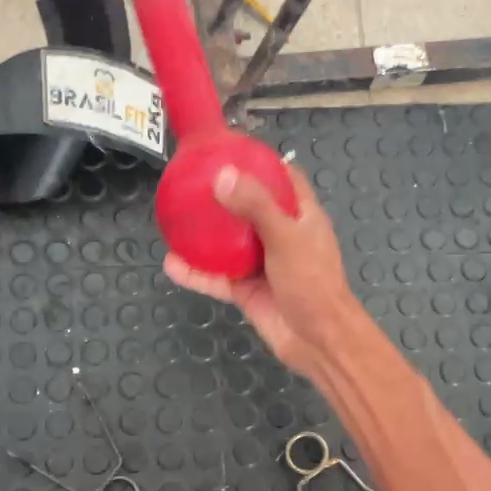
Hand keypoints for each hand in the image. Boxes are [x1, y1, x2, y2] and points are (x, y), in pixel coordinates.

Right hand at [163, 161, 362, 380]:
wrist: (318, 341)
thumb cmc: (312, 283)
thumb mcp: (286, 237)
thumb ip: (256, 206)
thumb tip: (223, 176)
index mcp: (301, 216)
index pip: (284, 179)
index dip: (262, 162)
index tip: (232, 149)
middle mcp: (281, 237)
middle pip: (250, 208)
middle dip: (226, 195)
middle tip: (194, 181)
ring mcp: (263, 265)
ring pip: (228, 244)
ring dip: (205, 235)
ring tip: (177, 218)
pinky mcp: (247, 290)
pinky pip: (217, 277)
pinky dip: (196, 272)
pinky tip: (171, 264)